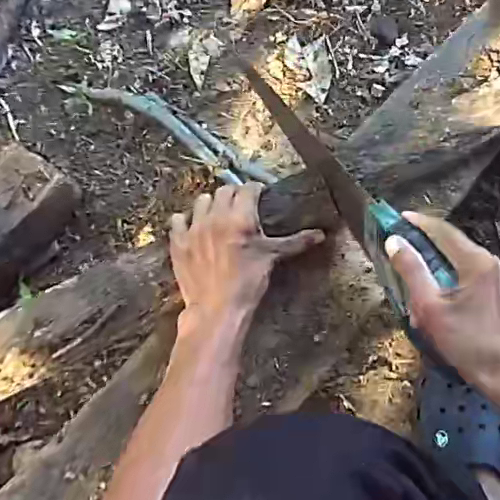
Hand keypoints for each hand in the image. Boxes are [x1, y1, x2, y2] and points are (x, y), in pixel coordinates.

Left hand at [169, 183, 324, 346]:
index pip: (248, 189)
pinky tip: (195, 228)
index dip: (256, 190)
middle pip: (224, 190)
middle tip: (242, 206)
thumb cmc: (248, 283)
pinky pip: (178, 219)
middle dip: (235, 194)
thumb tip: (320, 234)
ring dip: (211, 204)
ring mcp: (194, 228)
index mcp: (240, 218)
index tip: (260, 195)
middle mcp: (215, 217)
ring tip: (219, 215)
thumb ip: (295, 242)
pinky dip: (187, 220)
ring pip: (201, 200)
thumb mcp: (272, 258)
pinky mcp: (178, 242)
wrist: (216, 310)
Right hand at [384, 211, 499, 388]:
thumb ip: (411, 271)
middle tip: (395, 244)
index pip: (441, 230)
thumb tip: (395, 242)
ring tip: (406, 269)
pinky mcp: (485, 285)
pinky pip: (456, 269)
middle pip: (446, 240)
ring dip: (428, 261)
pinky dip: (438, 274)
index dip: (417, 222)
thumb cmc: (466, 341)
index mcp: (473, 260)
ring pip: (450, 256)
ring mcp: (487, 272)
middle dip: (420, 242)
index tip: (395, 218)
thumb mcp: (430, 307)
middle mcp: (483, 260)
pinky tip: (424, 291)